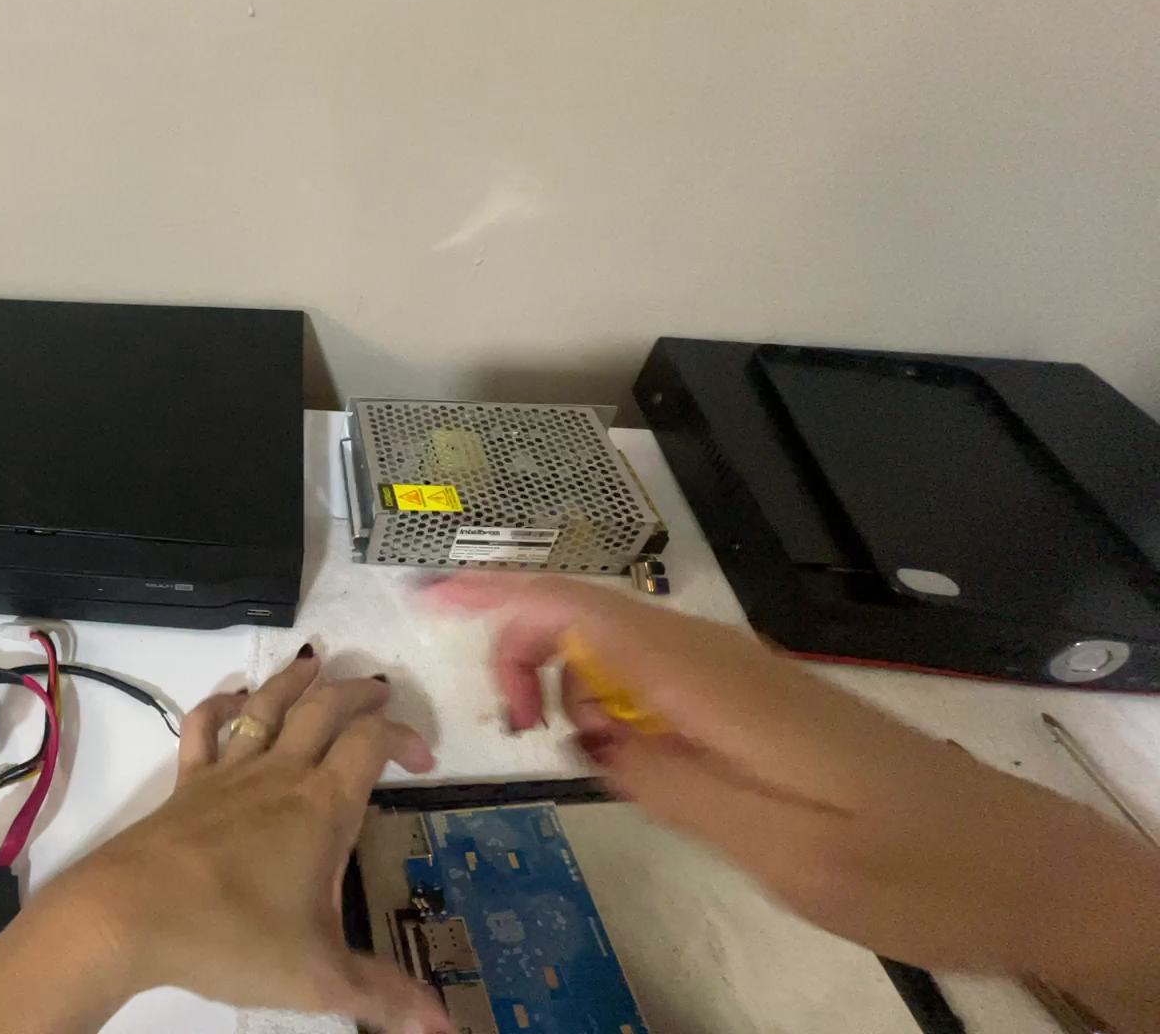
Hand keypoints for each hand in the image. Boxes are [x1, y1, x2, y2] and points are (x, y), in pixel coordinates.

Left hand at [39, 646, 448, 1032]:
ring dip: (295, 680)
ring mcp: (229, 770)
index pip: (370, 745)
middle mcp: (279, 773)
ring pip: (267, 704)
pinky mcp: (188, 780)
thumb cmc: (232, 937)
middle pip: (324, 708)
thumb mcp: (319, 976)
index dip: (403, 736)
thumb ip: (384, 997)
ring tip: (316, 663)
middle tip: (379, 687)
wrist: (132, 913)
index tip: (425, 758)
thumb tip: (449, 1030)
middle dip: (357, 692)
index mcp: (320, 806)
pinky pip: (203, 727)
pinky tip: (235, 698)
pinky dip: (220, 704)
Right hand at [425, 574, 1159, 1026]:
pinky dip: (599, 696)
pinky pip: (638, 669)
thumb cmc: (908, 866)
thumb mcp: (774, 846)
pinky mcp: (736, 689)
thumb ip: (660, 777)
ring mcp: (724, 666)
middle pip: (577, 611)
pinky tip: (620, 749)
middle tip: (516, 731)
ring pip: (603, 639)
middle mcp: (708, 652)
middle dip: (519, 652)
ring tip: (571, 750)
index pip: (577, 607)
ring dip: (559, 679)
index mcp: (706, 678)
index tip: (427, 597)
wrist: (1035, 870)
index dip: (493, 592)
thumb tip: (582, 733)